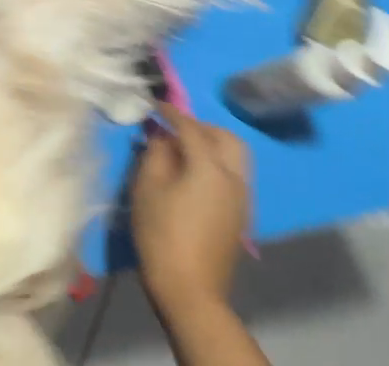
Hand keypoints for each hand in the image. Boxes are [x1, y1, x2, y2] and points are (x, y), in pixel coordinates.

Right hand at [130, 105, 252, 315]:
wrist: (189, 286)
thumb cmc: (161, 231)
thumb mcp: (147, 186)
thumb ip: (155, 154)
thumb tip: (160, 135)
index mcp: (210, 168)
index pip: (191, 128)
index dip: (170, 112)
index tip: (151, 103)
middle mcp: (234, 178)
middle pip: (226, 138)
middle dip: (199, 125)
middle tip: (170, 125)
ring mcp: (242, 198)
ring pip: (234, 156)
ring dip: (210, 143)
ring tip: (179, 146)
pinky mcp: (239, 214)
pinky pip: (232, 174)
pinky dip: (214, 161)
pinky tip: (190, 171)